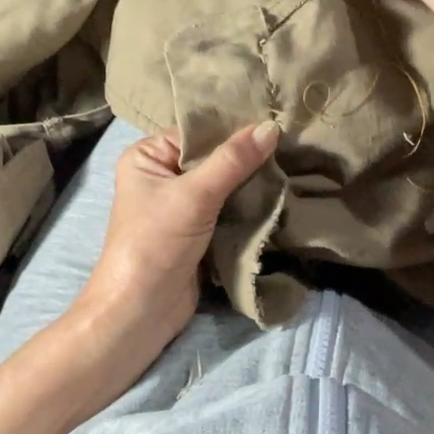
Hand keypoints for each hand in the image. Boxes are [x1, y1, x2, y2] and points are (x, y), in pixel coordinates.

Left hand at [77, 122, 280, 341]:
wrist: (142, 309)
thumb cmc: (155, 243)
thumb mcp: (194, 195)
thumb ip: (233, 161)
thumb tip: (271, 127)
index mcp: (146, 156)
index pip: (197, 133)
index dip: (233, 129)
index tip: (275, 123)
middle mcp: (161, 176)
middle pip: (212, 158)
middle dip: (247, 158)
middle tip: (291, 147)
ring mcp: (180, 206)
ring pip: (224, 185)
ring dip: (252, 184)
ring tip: (291, 169)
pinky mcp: (197, 232)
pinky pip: (227, 209)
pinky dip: (248, 207)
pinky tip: (278, 196)